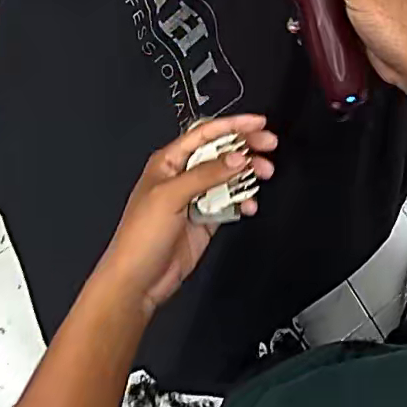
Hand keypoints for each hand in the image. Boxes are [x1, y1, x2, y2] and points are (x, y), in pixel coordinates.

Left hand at [94, 115, 277, 316]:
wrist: (137, 283)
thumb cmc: (141, 236)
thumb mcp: (170, 197)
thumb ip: (206, 174)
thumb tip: (238, 157)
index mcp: (169, 162)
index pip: (205, 134)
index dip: (233, 125)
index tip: (258, 123)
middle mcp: (184, 175)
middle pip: (222, 151)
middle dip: (247, 146)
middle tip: (270, 145)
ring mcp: (197, 196)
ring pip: (231, 175)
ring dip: (249, 173)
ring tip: (266, 173)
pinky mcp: (208, 217)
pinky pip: (232, 201)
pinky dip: (244, 200)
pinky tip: (250, 205)